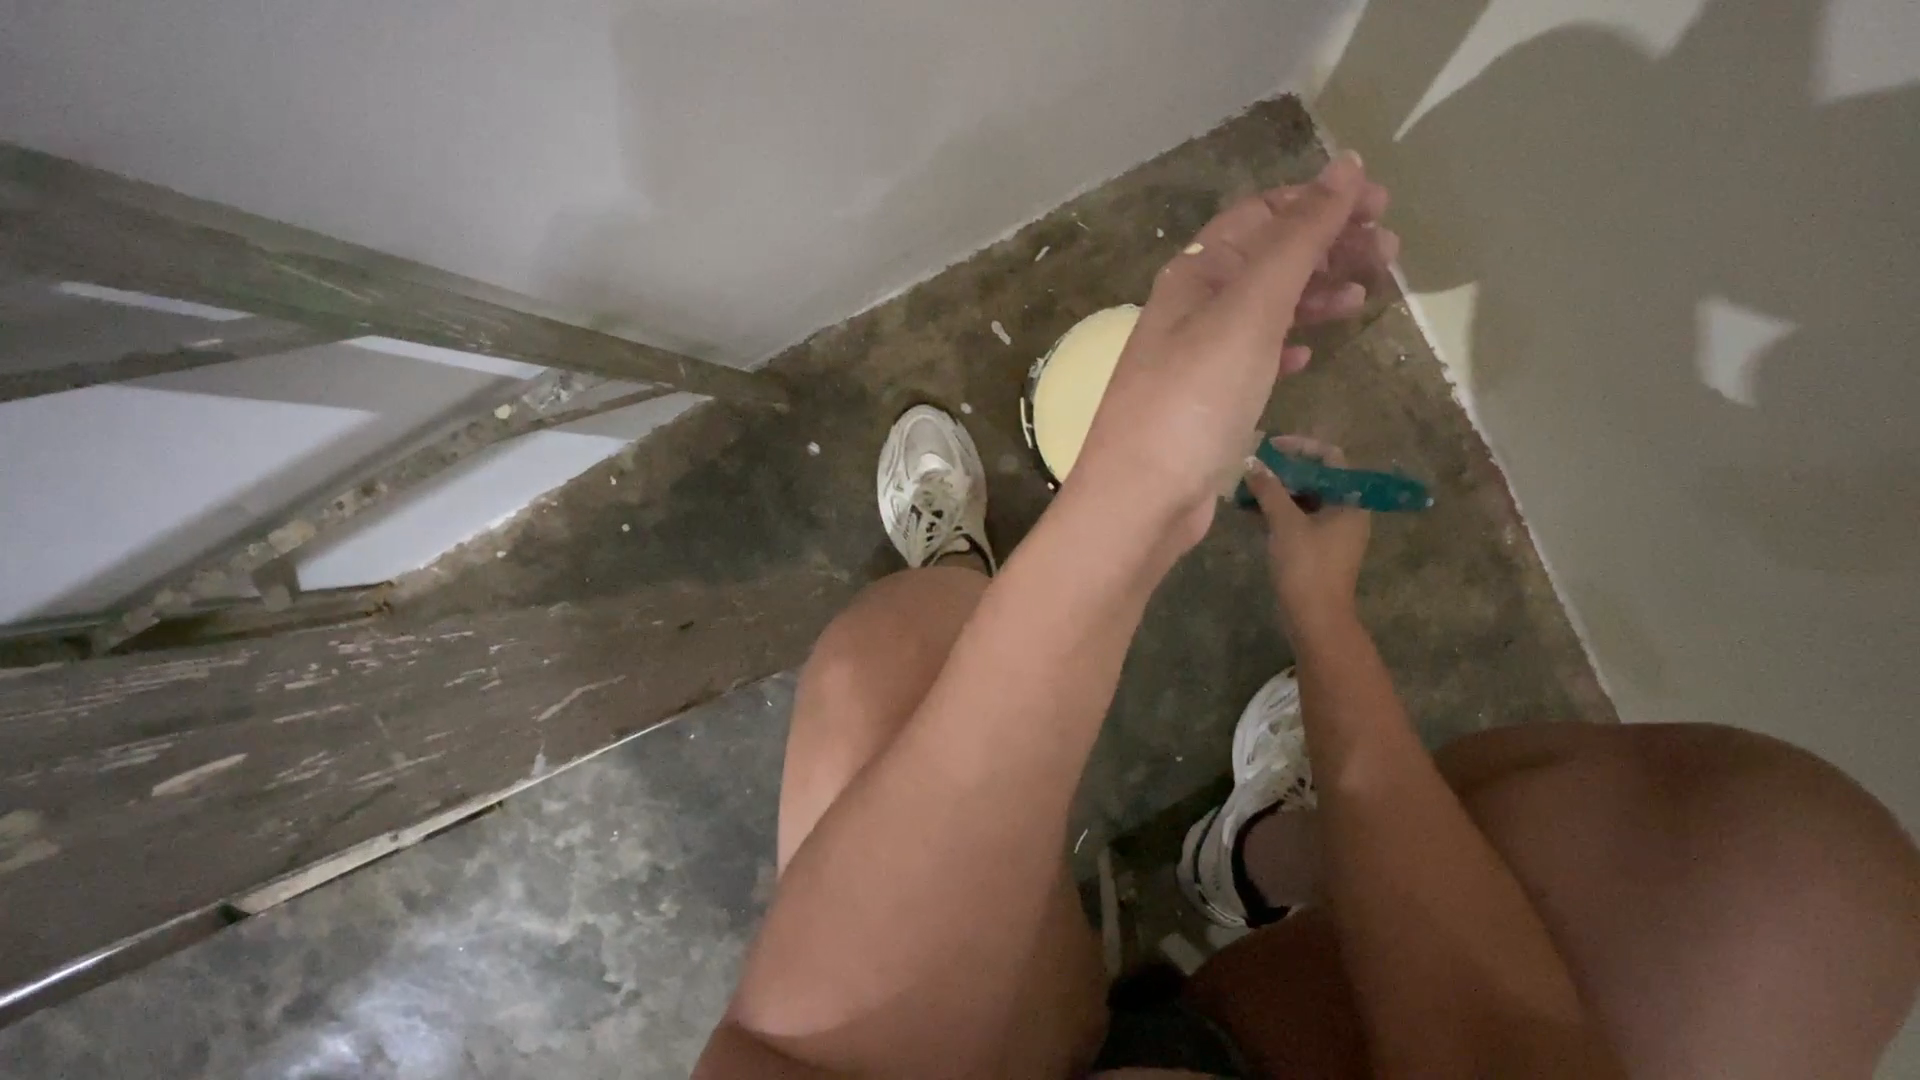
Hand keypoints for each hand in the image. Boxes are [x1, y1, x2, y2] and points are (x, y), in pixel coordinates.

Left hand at [1066, 151, 1393, 551]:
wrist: (1141, 497)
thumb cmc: (1195, 397)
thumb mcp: (1250, 308)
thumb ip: (1298, 239)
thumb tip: (1346, 167)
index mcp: (1196, 273)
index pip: (1262, 215)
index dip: (1320, 202)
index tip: (1382, 205)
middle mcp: (1190, 308)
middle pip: (1266, 260)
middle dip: (1326, 248)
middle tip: (1389, 254)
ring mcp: (1194, 358)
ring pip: (1263, 310)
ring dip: (1313, 297)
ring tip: (1364, 300)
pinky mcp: (1203, 403)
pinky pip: (1250, 359)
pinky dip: (1284, 347)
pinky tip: (1307, 356)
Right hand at [1244, 435, 1371, 633]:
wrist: (1315, 618)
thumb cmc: (1307, 566)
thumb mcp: (1285, 523)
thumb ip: (1269, 489)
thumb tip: (1251, 463)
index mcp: (1349, 500)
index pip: (1330, 458)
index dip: (1301, 447)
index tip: (1271, 448)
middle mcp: (1345, 511)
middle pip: (1315, 478)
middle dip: (1282, 471)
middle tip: (1252, 468)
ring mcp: (1331, 531)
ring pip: (1303, 499)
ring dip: (1275, 492)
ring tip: (1245, 488)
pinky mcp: (1316, 548)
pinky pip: (1297, 519)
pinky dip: (1276, 512)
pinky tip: (1249, 511)